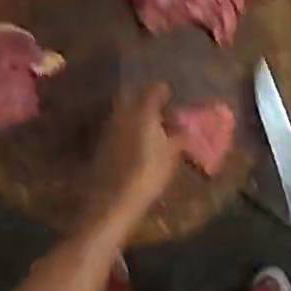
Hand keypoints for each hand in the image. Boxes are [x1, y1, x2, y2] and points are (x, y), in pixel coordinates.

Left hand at [82, 84, 187, 228]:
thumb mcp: (172, 156)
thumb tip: (187, 126)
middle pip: (135, 95)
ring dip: (139, 114)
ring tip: (155, 128)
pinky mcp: (103, 142)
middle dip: (149, 100)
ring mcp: (110, 127)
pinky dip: (130, 128)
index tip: (176, 99)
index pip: (154, 89)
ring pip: (126, 110)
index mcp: (143, 112)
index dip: (166, 92)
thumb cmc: (148, 175)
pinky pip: (119, 125)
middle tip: (165, 111)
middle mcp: (123, 113)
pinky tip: (140, 143)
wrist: (112, 201)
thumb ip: (180, 136)